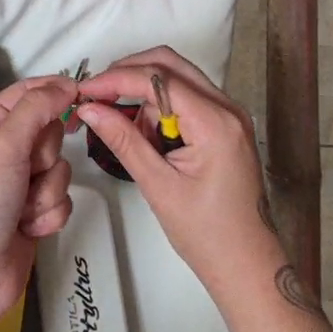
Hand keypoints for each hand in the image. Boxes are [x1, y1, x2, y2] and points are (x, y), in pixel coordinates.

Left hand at [0, 75, 78, 325]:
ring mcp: (20, 182)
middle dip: (45, 156)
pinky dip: (49, 215)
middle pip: (51, 132)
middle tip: (26, 171)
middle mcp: (4, 149)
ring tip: (21, 208)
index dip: (54, 92)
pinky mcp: (34, 212)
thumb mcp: (4, 145)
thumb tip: (65, 82)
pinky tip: (27, 228)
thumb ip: (37, 108)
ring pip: (61, 169)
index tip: (81, 95)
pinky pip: (62, 199)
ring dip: (47, 191)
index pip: (29, 92)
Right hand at [73, 47, 275, 286]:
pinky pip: (186, 97)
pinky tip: (150, 138)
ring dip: (144, 93)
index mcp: (215, 122)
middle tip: (98, 97)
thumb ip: (123, 140)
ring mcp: (229, 114)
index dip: (115, 79)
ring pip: (176, 77)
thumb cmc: (206, 234)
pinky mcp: (225, 125)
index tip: (84, 91)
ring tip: (130, 133)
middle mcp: (227, 107)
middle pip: (168, 64)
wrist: (248, 268)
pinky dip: (161, 106)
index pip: (156, 79)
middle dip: (128, 74)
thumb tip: (88, 108)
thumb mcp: (158, 186)